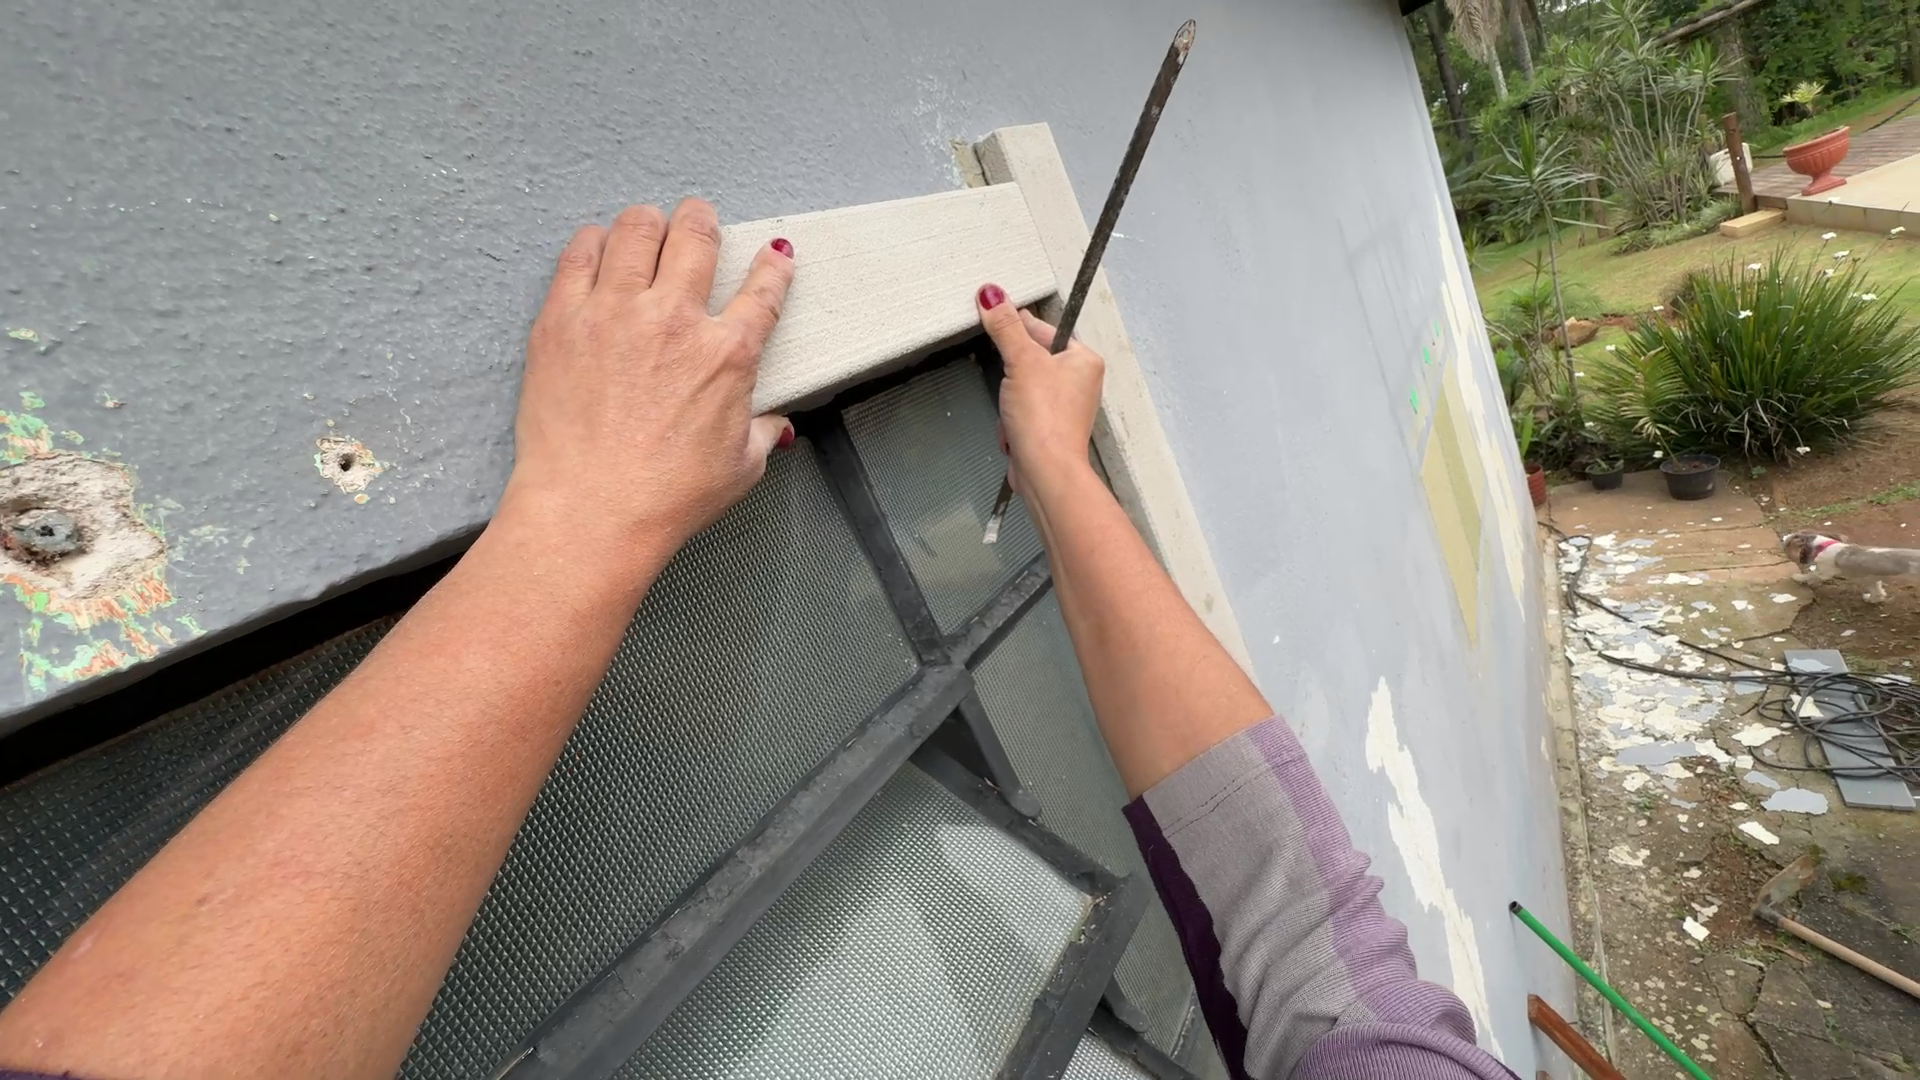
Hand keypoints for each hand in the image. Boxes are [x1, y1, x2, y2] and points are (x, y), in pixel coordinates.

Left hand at [500, 200, 795, 563]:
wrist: (593, 509)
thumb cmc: (672, 495)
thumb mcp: (742, 468)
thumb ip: (765, 433)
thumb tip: (778, 424)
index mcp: (728, 356)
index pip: (763, 291)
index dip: (774, 266)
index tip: (776, 254)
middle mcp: (676, 321)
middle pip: (697, 238)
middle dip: (705, 221)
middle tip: (702, 220)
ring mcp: (615, 312)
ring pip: (637, 230)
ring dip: (652, 222)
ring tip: (651, 226)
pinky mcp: (563, 318)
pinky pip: (581, 252)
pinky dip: (597, 241)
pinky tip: (601, 247)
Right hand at [974, 283, 1104, 497]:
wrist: (1045, 470)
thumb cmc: (1045, 420)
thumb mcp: (1021, 361)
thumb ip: (1005, 327)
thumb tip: (992, 296)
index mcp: (1084, 360)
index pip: (1044, 330)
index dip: (1018, 328)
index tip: (995, 320)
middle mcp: (1080, 382)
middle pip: (1032, 361)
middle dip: (1012, 376)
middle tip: (1012, 385)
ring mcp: (1065, 408)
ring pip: (1022, 389)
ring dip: (1009, 402)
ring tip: (1015, 413)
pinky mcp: (1050, 429)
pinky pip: (1022, 413)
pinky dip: (1012, 422)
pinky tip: (1014, 431)